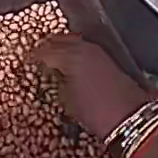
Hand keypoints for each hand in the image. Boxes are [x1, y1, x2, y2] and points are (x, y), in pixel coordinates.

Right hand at [32, 34, 153, 139]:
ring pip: (71, 41)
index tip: (26, 62)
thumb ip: (56, 82)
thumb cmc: (97, 112)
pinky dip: (72, 50)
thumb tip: (50, 75)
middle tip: (35, 56)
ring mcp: (96, 51)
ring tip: (50, 57)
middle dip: (45, 47)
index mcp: (69, 57)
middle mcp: (82, 48)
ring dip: (59, 46)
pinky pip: (82, 47)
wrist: (131, 116)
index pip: (44, 51)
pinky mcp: (105, 58)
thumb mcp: (68, 100)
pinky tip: (69, 61)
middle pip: (58, 40)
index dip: (33, 57)